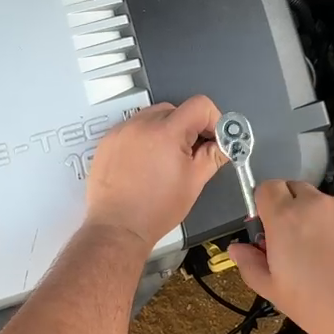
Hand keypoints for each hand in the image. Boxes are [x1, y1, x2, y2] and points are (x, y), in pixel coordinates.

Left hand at [84, 97, 225, 247]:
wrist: (118, 228)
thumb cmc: (155, 209)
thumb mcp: (194, 181)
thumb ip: (213, 155)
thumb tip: (224, 144)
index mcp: (167, 132)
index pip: (199, 105)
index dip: (213, 120)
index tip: (213, 138)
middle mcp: (142, 124)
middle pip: (176, 110)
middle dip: (188, 127)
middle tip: (191, 153)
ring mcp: (122, 130)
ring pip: (154, 116)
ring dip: (165, 131)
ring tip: (165, 160)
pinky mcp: (108, 140)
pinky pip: (133, 128)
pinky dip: (144, 138)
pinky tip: (146, 163)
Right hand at [228, 181, 333, 333]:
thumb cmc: (326, 308)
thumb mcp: (278, 295)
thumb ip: (252, 266)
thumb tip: (236, 247)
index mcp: (286, 218)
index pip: (267, 188)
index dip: (266, 205)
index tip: (271, 232)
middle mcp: (317, 204)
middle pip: (297, 190)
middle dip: (293, 210)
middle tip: (300, 247)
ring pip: (328, 207)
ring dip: (324, 223)